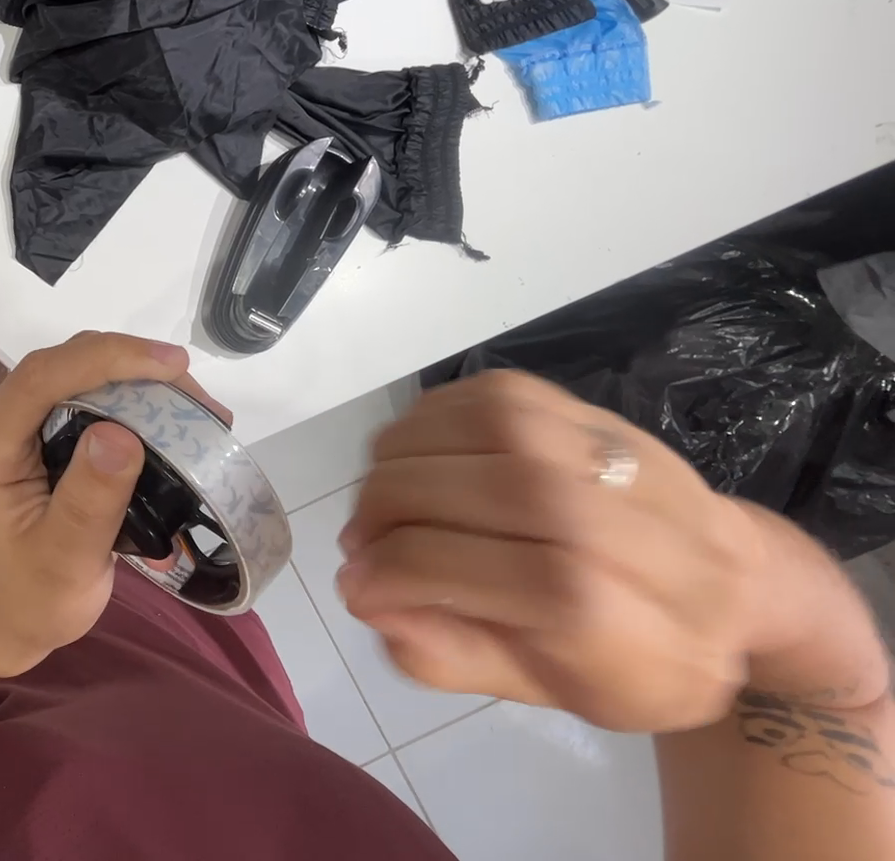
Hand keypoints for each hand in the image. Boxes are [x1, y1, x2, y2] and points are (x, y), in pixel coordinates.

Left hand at [0, 331, 222, 676]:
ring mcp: (22, 426)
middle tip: (197, 395)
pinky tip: (174, 418)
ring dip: (140, 381)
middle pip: (62, 366)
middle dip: (131, 365)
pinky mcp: (46, 433)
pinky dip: (135, 399)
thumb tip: (120, 433)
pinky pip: (91, 397)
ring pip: (81, 375)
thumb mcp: (67, 559)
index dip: (104, 360)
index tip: (169, 364)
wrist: (19, 617)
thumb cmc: (37, 596)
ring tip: (198, 408)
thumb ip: (90, 499)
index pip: (40, 379)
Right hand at [337, 370, 773, 732]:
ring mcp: (618, 458)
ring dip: (400, 460)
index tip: (357, 585)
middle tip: (361, 538)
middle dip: (390, 511)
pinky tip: (414, 458)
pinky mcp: (587, 413)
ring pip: (485, 428)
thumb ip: (445, 655)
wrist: (729, 588)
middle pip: (494, 492)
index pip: (494, 574)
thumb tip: (365, 596)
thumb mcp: (540, 691)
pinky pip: (487, 394)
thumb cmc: (623, 653)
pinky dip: (428, 420)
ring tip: (384, 497)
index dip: (397, 573)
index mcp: (624, 619)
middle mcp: (634, 529)